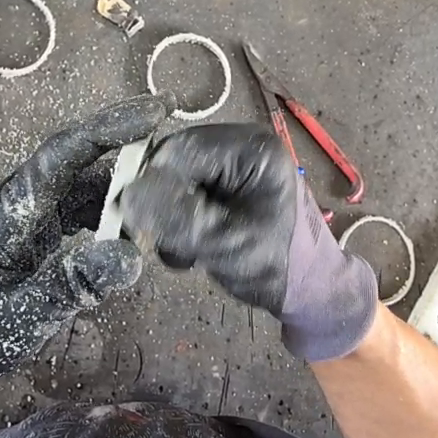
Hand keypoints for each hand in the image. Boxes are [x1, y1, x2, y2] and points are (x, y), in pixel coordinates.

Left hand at [0, 95, 167, 437]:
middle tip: (175, 161)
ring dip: (117, 196)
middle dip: (126, 158)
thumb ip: (72, 283)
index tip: (153, 113)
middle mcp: (14, 201)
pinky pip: (71, 213)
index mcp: (6, 209)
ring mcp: (20, 217)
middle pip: (77, 166)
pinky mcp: (25, 234)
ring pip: (78, 190)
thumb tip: (132, 255)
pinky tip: (126, 236)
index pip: (62, 154)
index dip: (109, 129)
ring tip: (159, 206)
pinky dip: (101, 221)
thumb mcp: (18, 316)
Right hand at [120, 123, 377, 361]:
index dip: (154, 184)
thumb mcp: (223, 243)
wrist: (311, 292)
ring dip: (173, 218)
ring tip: (189, 252)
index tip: (146, 224)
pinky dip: (184, 221)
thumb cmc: (277, 266)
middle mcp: (242, 145)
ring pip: (177, 180)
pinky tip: (195, 249)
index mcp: (250, 148)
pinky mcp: (229, 184)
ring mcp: (236, 164)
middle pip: (176, 163)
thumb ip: (175, 216)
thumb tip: (126, 195)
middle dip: (166, 204)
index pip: (179, 149)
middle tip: (172, 243)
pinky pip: (189, 193)